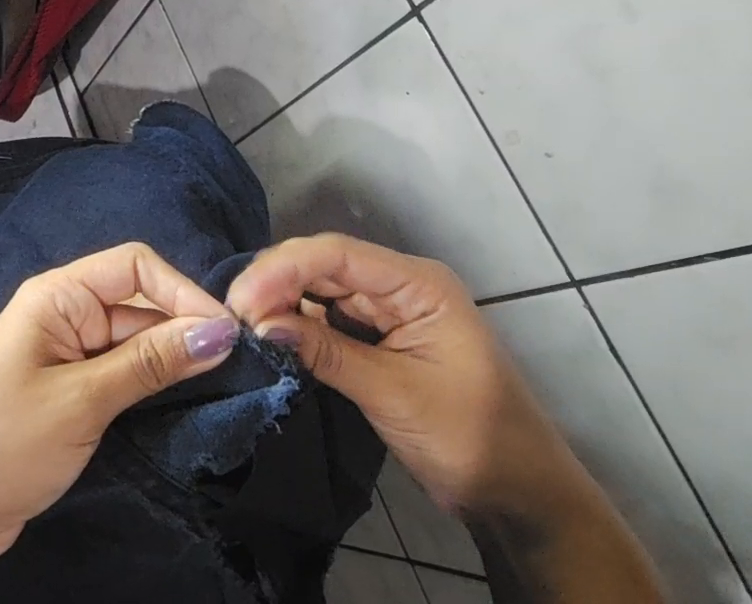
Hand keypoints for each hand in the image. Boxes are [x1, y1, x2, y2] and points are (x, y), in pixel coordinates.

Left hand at [0, 242, 241, 564]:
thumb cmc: (2, 443)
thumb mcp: (81, 401)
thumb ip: (148, 363)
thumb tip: (219, 331)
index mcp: (56, 296)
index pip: (134, 266)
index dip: (184, 291)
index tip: (228, 333)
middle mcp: (64, 315)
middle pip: (140, 303)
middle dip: (185, 327)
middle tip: (239, 367)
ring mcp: (68, 355)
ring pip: (136, 341)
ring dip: (174, 358)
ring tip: (224, 385)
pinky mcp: (73, 392)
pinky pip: (124, 373)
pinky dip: (155, 383)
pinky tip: (187, 401)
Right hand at [225, 233, 574, 512]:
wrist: (518, 496)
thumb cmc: (471, 438)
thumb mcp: (394, 393)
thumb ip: (326, 352)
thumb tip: (260, 325)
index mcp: (418, 284)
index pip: (336, 255)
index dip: (282, 269)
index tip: (242, 301)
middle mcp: (399, 285)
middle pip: (322, 265)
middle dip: (274, 284)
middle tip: (232, 316)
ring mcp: (386, 311)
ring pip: (318, 290)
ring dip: (280, 303)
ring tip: (242, 325)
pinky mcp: (374, 337)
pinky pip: (325, 318)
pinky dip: (295, 324)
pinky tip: (267, 333)